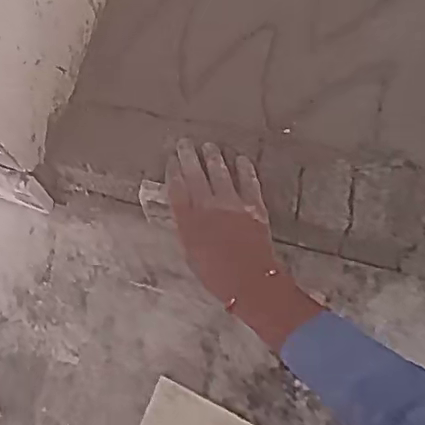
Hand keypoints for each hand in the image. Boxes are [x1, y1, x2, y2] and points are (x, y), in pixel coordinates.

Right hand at [166, 140, 322, 350]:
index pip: (177, 189)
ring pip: (220, 174)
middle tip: (184, 142)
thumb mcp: (190, 252)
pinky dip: (244, 169)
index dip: (173, 172)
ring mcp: (232, 204)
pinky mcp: (254, 206)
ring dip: (214, 158)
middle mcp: (208, 207)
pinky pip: (248, 182)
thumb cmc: (214, 274)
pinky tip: (240, 159)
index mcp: (188, 221)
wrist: (248, 281)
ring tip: (209, 146)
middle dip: (188, 157)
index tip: (170, 160)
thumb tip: (184, 212)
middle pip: (195, 176)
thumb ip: (187, 228)